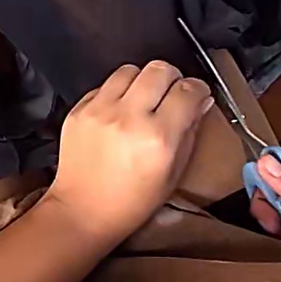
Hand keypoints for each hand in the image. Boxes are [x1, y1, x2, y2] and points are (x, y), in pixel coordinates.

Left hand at [44, 62, 214, 242]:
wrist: (83, 212)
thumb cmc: (131, 202)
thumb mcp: (173, 174)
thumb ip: (189, 134)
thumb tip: (200, 103)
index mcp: (158, 138)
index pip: (188, 91)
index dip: (198, 89)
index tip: (197, 94)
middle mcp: (129, 118)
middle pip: (160, 70)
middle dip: (172, 79)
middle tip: (172, 94)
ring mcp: (101, 111)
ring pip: (131, 70)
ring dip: (142, 81)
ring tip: (143, 101)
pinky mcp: (79, 110)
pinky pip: (105, 85)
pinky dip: (117, 93)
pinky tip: (119, 113)